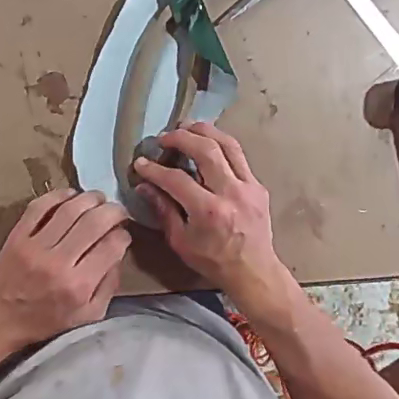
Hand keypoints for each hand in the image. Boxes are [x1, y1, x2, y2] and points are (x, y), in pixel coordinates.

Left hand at [0, 188, 130, 349]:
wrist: (3, 319)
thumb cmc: (50, 320)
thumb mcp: (90, 315)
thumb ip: (109, 285)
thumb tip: (119, 250)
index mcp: (79, 285)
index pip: (111, 246)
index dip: (123, 234)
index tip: (124, 233)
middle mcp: (58, 263)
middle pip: (94, 222)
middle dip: (113, 211)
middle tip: (118, 211)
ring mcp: (35, 247)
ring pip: (70, 209)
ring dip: (90, 198)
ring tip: (99, 199)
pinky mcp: (17, 236)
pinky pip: (39, 206)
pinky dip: (59, 195)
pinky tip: (72, 196)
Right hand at [131, 123, 293, 315]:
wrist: (253, 271)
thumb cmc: (213, 261)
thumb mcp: (181, 241)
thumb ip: (163, 210)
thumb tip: (144, 186)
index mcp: (209, 210)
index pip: (176, 179)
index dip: (154, 169)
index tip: (141, 162)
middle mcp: (231, 193)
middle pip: (206, 150)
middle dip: (181, 137)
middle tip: (164, 137)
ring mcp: (248, 186)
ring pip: (228, 145)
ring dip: (205, 131)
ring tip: (187, 126)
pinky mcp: (258, 186)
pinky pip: (239, 156)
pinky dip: (221, 145)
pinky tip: (207, 143)